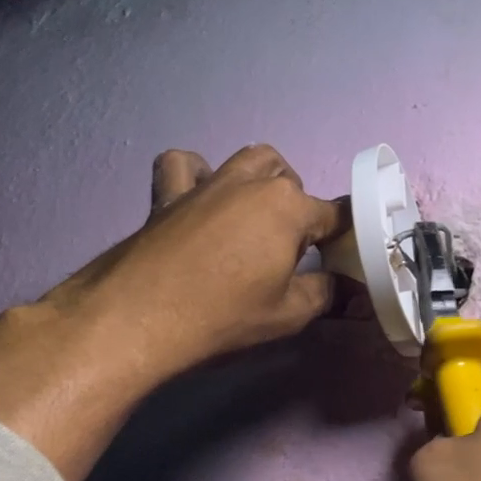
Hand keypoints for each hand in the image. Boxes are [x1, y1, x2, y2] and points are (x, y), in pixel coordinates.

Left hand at [0, 144, 348, 480]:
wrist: (131, 321)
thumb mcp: (289, 315)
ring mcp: (207, 184)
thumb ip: (327, 294)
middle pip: (292, 179)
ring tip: (255, 215)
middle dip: (299, 204)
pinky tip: (199, 198)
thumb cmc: (220, 317)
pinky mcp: (168, 196)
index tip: (342, 261)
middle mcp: (252, 184)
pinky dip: (196, 174)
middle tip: (291, 248)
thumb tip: (350, 289)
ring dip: (261, 179)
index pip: (336, 214)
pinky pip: (184, 165)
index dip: (343, 238)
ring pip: (249, 159)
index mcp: (289, 208)